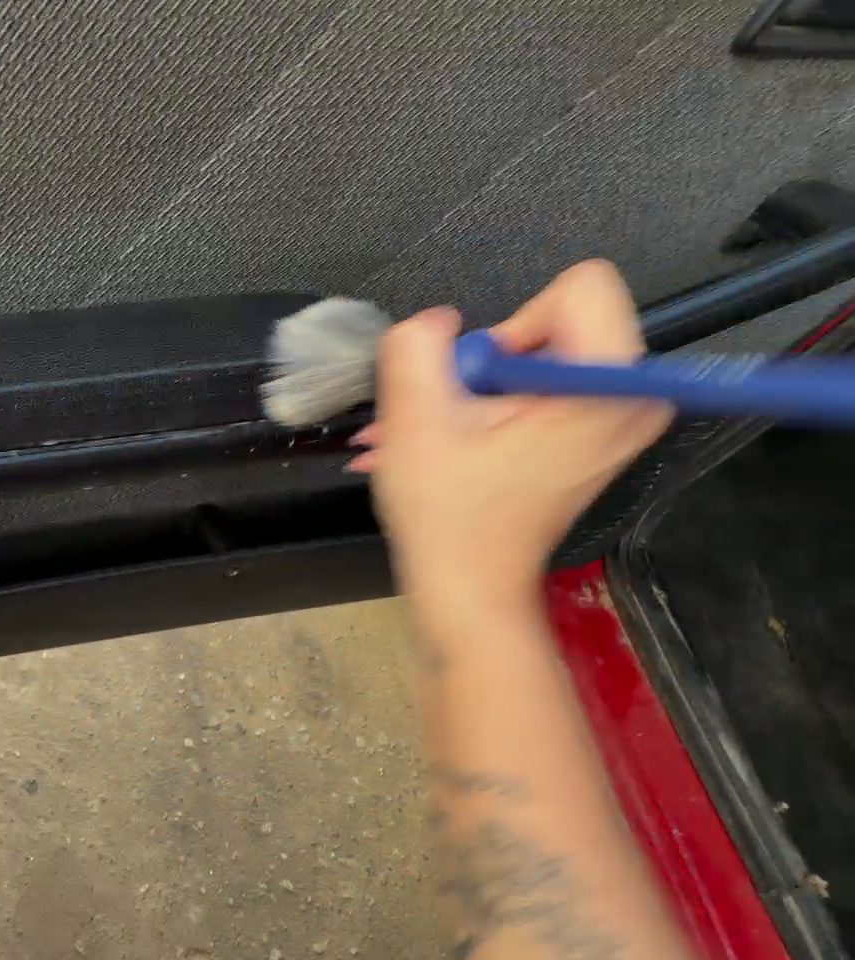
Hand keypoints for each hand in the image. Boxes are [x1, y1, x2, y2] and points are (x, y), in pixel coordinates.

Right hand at [349, 260, 671, 626]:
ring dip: (475, 390)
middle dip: (486, 364)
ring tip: (435, 434)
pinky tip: (449, 443)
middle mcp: (633, 395)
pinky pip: (543, 390)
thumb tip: (434, 321)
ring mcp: (619, 418)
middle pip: (557, 323)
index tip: (475, 382)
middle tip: (450, 416)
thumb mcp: (412, 422)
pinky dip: (490, 410)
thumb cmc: (446, 513)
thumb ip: (414, 349)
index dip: (508, 328)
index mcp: (608, 385)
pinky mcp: (596, 436)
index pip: (580, 289)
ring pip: (540, 358)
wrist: (465, 584)